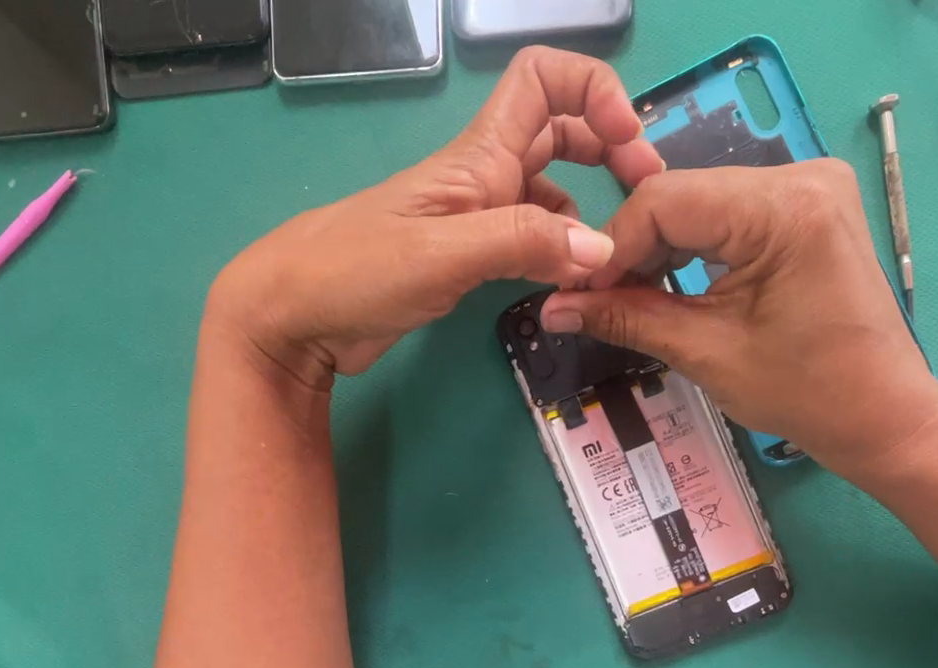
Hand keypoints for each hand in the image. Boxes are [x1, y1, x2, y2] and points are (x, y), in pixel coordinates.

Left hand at [206, 47, 664, 388]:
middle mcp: (482, 179)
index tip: (627, 141)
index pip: (542, 81)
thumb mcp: (443, 253)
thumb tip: (603, 249)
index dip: (593, 91)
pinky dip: (555, 253)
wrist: (295, 317)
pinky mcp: (464, 262)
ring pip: (547, 193)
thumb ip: (522, 244)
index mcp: (477, 157)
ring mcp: (473, 221)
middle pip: (559, 133)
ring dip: (586, 211)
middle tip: (642, 199)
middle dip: (606, 150)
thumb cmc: (355, 270)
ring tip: (614, 256)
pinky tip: (567, 282)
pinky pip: (526, 241)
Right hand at [538, 162, 937, 480]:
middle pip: (680, 197)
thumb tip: (554, 308)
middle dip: (630, 251)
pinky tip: (670, 284)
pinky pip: (726, 215)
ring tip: (628, 300)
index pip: (664, 201)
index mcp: (784, 208)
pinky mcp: (807, 207)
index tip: (574, 296)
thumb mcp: (706, 353)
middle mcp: (800, 176)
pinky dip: (690, 248)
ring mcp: (809, 186)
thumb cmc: (804, 393)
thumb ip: (627, 318)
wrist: (881, 413)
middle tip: (594, 303)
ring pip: (699, 204)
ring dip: (656, 250)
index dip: (609, 248)